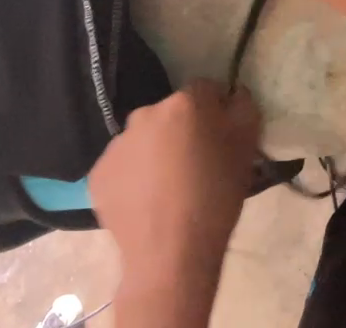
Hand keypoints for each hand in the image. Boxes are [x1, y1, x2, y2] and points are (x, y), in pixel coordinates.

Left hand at [88, 80, 260, 323]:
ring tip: (169, 186)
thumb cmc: (216, 195)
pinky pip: (123, 164)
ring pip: (145, 137)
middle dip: (184, 129)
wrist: (171, 254)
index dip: (217, 111)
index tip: (222, 136)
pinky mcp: (98, 174)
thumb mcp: (248, 146)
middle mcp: (146, 113)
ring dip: (157, 150)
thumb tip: (233, 95)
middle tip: (196, 163)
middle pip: (172, 113)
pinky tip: (147, 200)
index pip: (206, 90)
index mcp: (185, 102)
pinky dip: (134, 175)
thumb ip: (244, 107)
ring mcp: (117, 144)